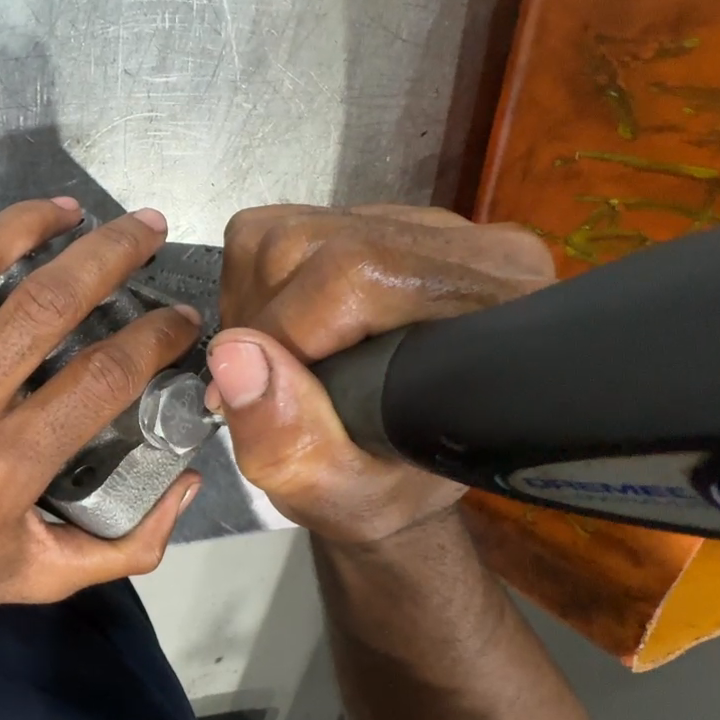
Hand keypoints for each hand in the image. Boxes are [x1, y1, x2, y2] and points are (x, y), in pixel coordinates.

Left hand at [0, 198, 203, 619]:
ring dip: (24, 225)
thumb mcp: (41, 578)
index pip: (97, 379)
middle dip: (109, 256)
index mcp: (2, 470)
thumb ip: (126, 543)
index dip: (152, 339)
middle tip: (148, 229)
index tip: (181, 320)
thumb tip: (188, 481)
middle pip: (43, 307)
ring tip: (69, 211)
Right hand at [207, 204, 553, 543]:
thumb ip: (287, 440)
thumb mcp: (332, 496)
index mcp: (486, 310)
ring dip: (249, 300)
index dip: (285, 328)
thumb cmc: (378, 489)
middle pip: (310, 242)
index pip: (356, 275)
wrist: (393, 471)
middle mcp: (467, 250)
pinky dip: (255, 282)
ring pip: (286, 228)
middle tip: (255, 382)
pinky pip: (282, 227)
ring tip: (269, 359)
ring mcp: (421, 229)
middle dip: (257, 317)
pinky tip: (280, 328)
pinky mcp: (376, 223)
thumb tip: (233, 354)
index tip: (258, 392)